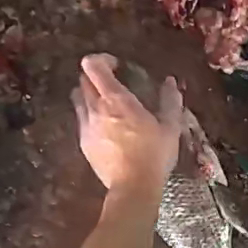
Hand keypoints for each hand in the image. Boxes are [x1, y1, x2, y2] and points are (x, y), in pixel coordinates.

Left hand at [70, 54, 181, 197]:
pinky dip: (90, 117)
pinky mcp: (83, 143)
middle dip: (96, 78)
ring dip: (89, 96)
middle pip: (83, 80)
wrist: (133, 187)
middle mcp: (95, 109)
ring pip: (78, 100)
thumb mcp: (170, 127)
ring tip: (107, 106)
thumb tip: (170, 82)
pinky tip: (107, 130)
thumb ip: (169, 101)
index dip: (102, 59)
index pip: (93, 66)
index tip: (117, 66)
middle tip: (114, 85)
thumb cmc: (154, 155)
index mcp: (116, 99)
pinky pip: (82, 121)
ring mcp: (86, 127)